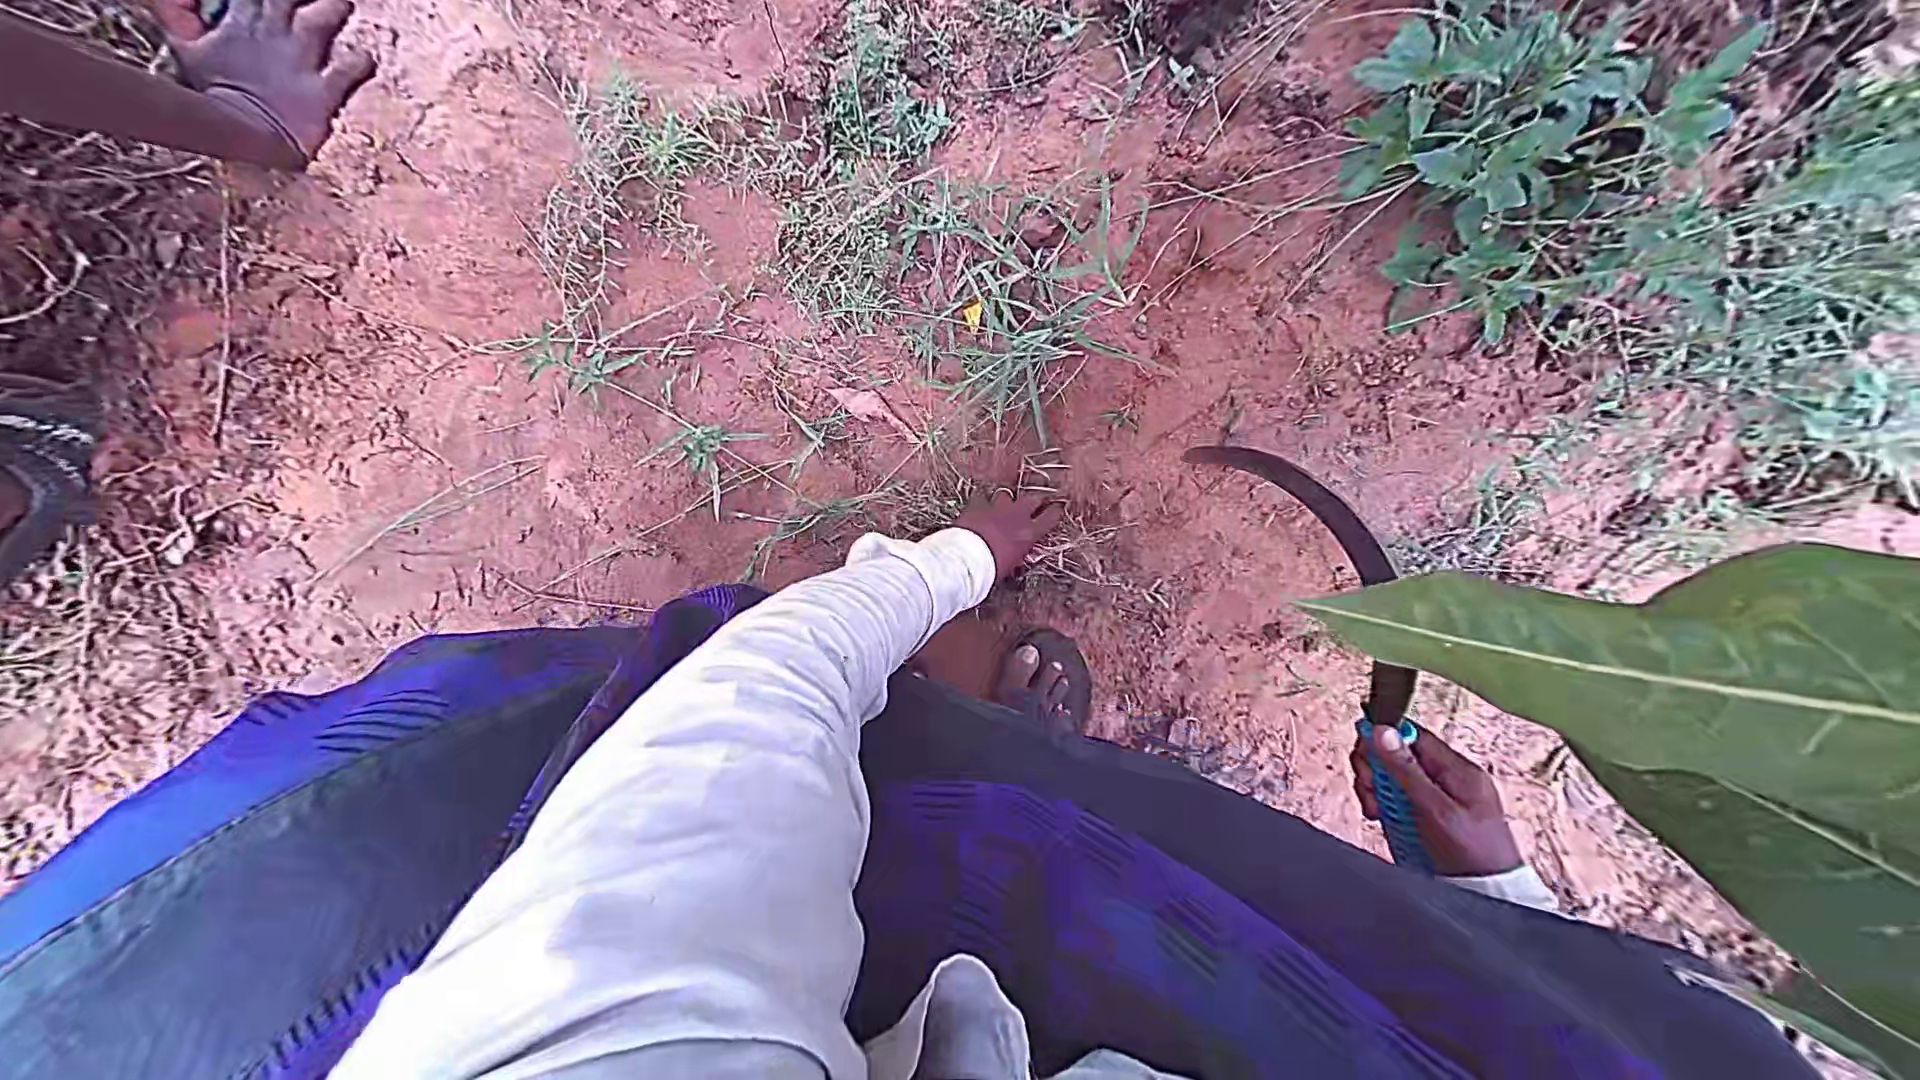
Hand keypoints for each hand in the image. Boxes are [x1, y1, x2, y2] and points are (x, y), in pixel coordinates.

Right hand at [155, 0, 375, 164]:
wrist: (246, 133)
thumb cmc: (219, 94)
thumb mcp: (187, 46)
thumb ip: (178, 13)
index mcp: (241, 22)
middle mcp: (274, 35)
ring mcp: (300, 61)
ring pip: (319, 23)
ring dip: (332, 10)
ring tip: (344, 2)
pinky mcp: (324, 90)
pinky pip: (348, 71)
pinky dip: (360, 62)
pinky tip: (368, 57)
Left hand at [953, 490, 1063, 579]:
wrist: (967, 558)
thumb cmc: (990, 567)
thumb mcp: (1012, 564)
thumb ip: (1018, 554)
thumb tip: (1018, 554)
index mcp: (1029, 533)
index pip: (1050, 516)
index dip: (1055, 511)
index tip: (1056, 508)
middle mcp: (1017, 516)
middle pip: (1033, 499)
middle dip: (1036, 500)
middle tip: (1037, 502)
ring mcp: (997, 508)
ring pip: (1007, 496)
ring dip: (1007, 500)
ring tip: (1005, 505)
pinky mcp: (978, 506)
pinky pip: (983, 500)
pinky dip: (984, 504)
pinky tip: (981, 508)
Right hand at [1350, 723, 1522, 877]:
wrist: (1488, 895)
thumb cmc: (1471, 854)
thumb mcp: (1435, 809)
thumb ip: (1406, 769)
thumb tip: (1382, 730)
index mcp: (1457, 769)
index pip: (1410, 734)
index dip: (1382, 739)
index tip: (1366, 756)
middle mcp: (1446, 776)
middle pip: (1394, 752)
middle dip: (1374, 768)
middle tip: (1372, 790)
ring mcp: (1435, 793)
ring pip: (1389, 773)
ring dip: (1375, 788)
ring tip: (1377, 810)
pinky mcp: (1424, 809)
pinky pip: (1393, 793)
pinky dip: (1382, 802)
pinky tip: (1382, 816)